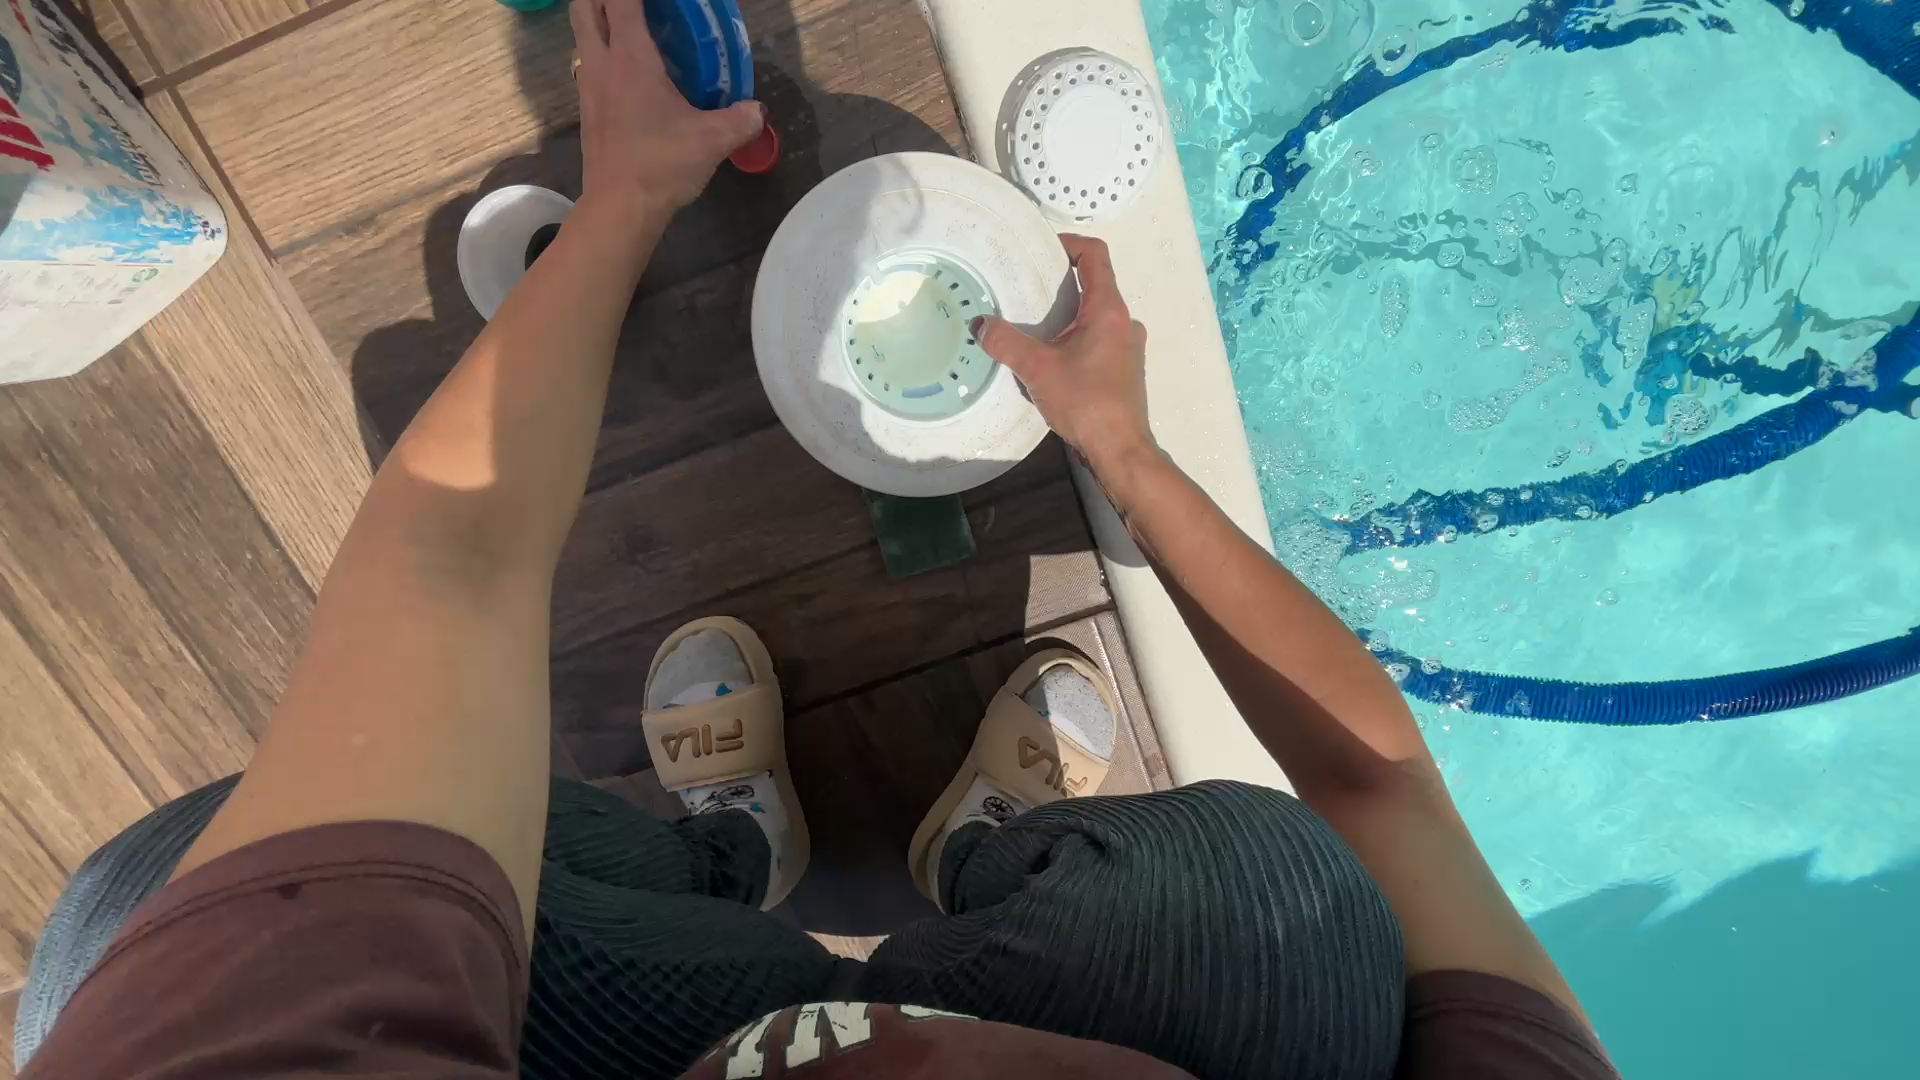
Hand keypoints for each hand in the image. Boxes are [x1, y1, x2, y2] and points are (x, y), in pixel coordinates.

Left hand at [570, 0, 764, 225]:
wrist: (622, 205)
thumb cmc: (663, 164)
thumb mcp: (712, 142)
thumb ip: (739, 121)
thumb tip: (758, 111)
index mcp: (631, 57)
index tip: (659, 1)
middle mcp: (602, 63)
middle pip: (585, 6)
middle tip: (634, 8)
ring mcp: (588, 88)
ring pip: (583, 38)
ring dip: (599, 27)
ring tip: (630, 38)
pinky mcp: (587, 114)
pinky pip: (589, 70)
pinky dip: (604, 62)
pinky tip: (628, 83)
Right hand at [974, 234, 1158, 478]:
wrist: (1119, 449)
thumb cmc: (1085, 401)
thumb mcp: (1038, 369)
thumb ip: (1007, 343)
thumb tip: (980, 325)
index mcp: (1108, 310)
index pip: (1095, 255)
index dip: (1069, 243)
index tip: (1043, 248)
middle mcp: (1124, 322)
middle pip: (1095, 286)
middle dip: (1061, 284)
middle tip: (1028, 290)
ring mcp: (1128, 348)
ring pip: (1096, 318)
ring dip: (1068, 317)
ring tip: (1036, 328)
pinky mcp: (1124, 371)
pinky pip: (1099, 342)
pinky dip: (1076, 341)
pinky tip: (1053, 361)